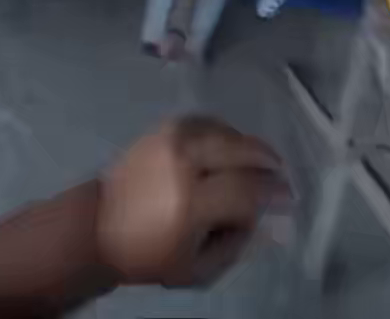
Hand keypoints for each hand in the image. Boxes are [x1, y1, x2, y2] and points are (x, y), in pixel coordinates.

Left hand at [97, 116, 286, 286]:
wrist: (100, 224)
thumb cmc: (150, 253)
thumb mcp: (197, 268)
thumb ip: (238, 244)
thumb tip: (274, 221)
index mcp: (190, 202)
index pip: (245, 190)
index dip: (272, 192)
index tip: (288, 197)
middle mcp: (184, 160)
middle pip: (240, 149)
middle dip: (267, 160)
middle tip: (281, 172)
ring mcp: (174, 136)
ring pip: (227, 131)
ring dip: (248, 145)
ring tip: (261, 160)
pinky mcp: (167, 124)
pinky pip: (209, 121)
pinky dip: (227, 132)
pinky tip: (234, 146)